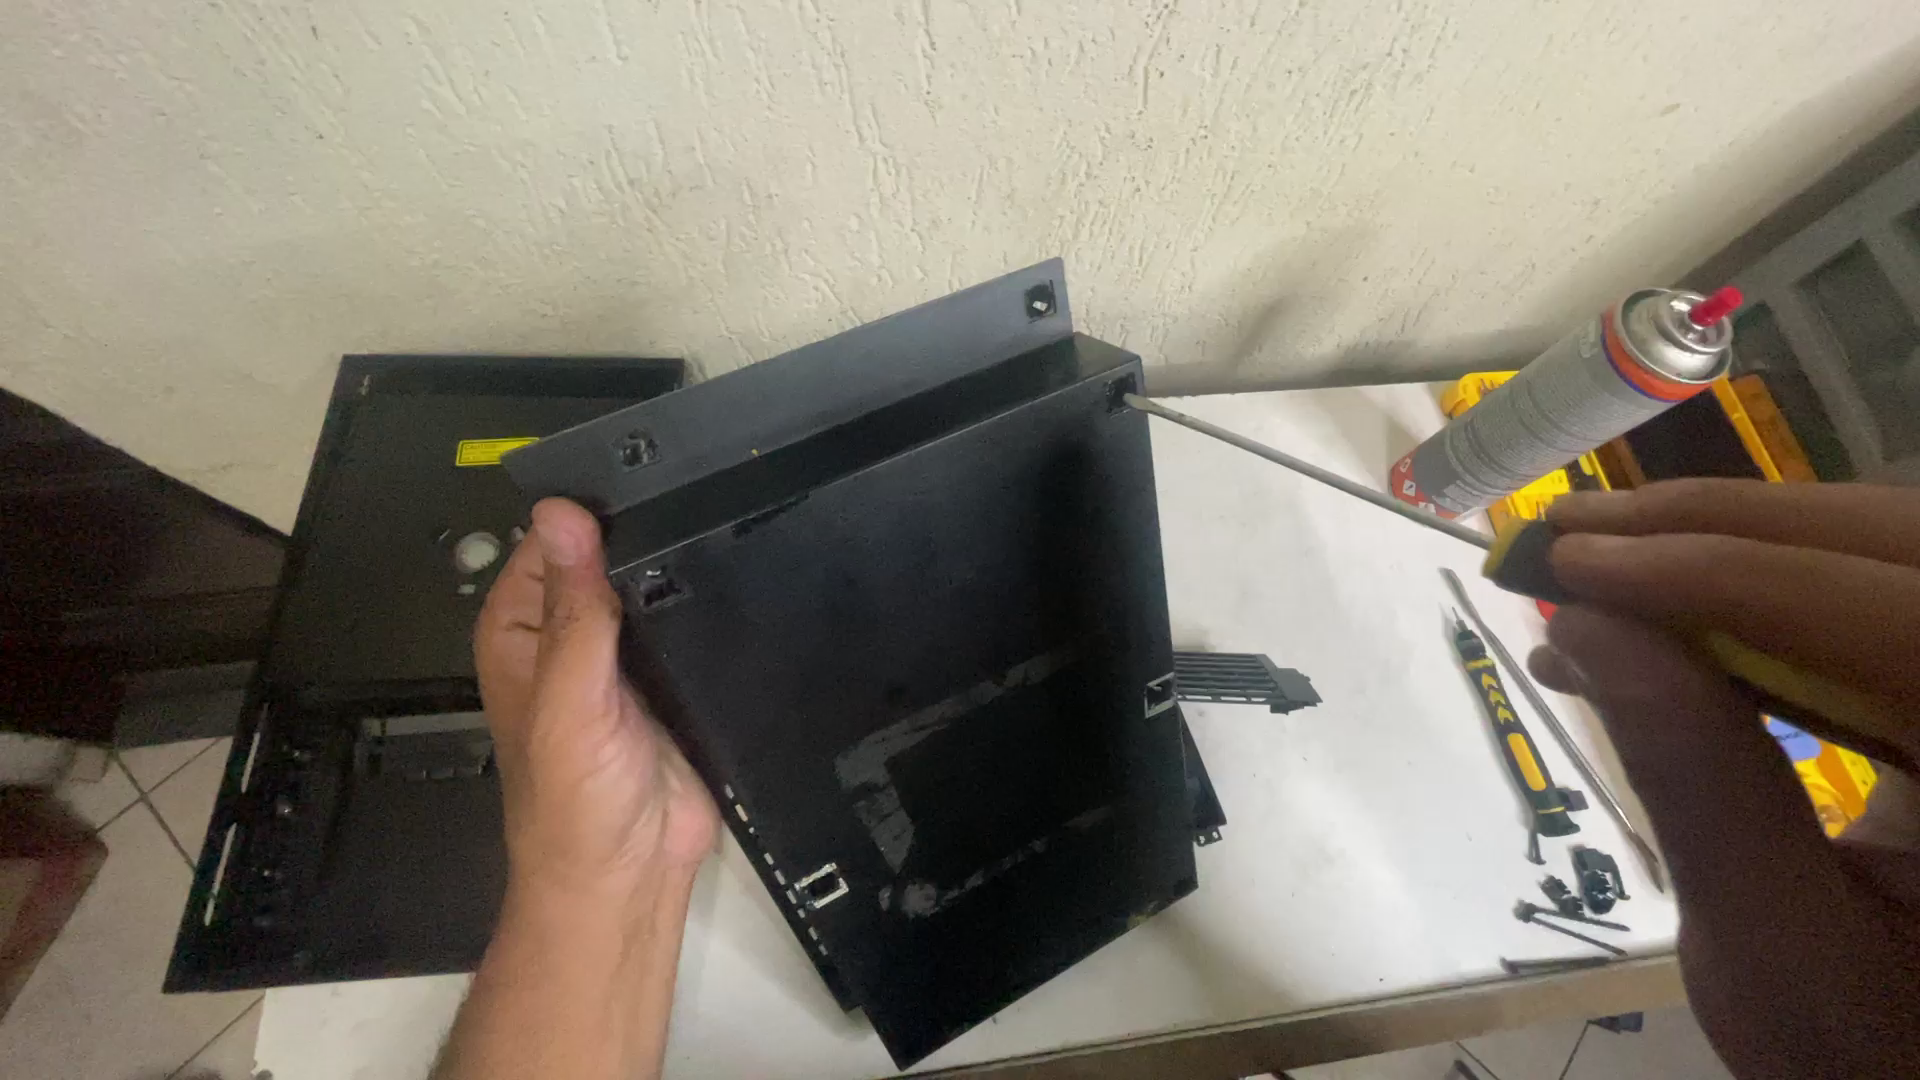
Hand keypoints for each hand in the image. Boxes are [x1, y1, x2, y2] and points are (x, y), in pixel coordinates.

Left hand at [475, 498, 719, 897]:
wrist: (631, 871)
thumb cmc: (575, 799)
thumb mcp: (568, 700)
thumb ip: (573, 611)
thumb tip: (562, 513)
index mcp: (524, 629)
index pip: (553, 543)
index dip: (594, 510)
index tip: (651, 474)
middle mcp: (572, 635)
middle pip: (610, 560)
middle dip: (649, 535)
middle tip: (708, 494)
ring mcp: (627, 657)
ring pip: (656, 589)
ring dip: (683, 568)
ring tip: (733, 525)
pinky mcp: (674, 678)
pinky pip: (691, 626)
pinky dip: (709, 606)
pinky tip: (741, 582)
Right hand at [1527, 479, 1919, 1078]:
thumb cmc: (1875, 1055)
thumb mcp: (1779, 951)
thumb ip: (1694, 783)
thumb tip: (1583, 629)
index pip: (1908, 628)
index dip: (1727, 578)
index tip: (1571, 564)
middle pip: (1905, 557)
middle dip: (1719, 527)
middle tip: (1566, 529)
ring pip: (1884, 557)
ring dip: (1722, 543)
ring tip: (1588, 557)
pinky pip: (1859, 602)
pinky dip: (1738, 591)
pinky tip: (1644, 617)